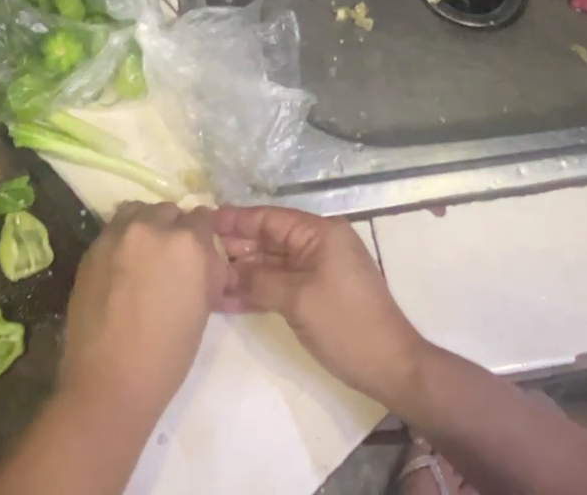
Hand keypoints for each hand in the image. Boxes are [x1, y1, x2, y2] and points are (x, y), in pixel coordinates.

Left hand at [59, 201, 227, 419]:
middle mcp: (152, 227)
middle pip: (168, 210)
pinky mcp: (92, 248)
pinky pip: (114, 229)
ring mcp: (117, 235)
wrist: (109, 380)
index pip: (202, 216)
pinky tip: (122, 267)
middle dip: (173, 228)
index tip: (199, 249)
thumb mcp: (203, 307)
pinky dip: (122, 238)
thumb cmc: (168, 354)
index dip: (202, 233)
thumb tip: (204, 254)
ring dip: (146, 225)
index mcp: (187, 242)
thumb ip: (205, 269)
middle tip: (171, 258)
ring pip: (138, 211)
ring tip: (145, 255)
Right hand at [213, 206, 428, 407]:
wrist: (391, 367)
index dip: (234, 220)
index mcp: (320, 233)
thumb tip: (226, 271)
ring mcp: (317, 270)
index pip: (268, 218)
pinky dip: (256, 291)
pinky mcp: (316, 294)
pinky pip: (279, 284)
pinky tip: (227, 300)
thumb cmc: (347, 325)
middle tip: (196, 256)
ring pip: (270, 263)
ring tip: (204, 280)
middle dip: (233, 248)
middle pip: (267, 239)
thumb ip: (258, 280)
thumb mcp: (298, 300)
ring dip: (241, 273)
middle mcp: (318, 244)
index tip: (201, 221)